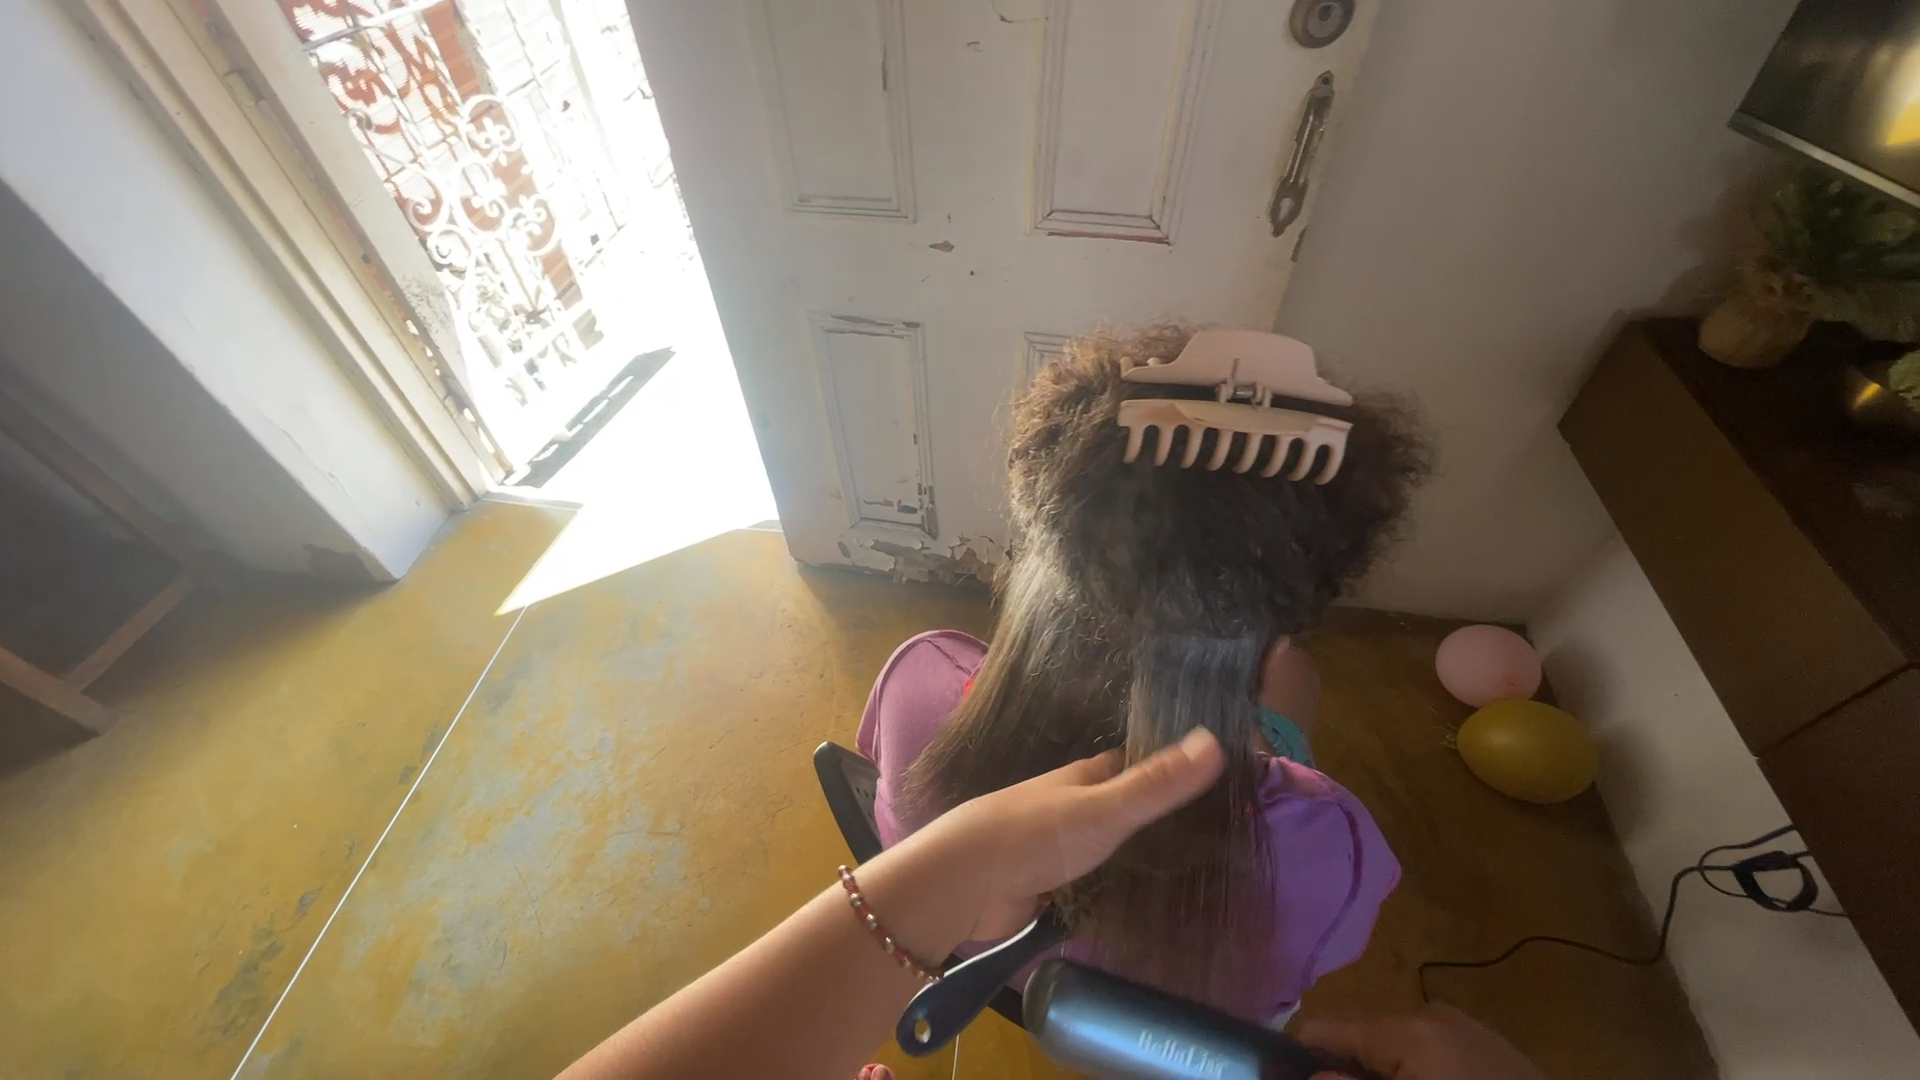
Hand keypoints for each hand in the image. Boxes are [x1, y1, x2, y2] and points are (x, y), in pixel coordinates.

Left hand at [879, 727, 1225, 944]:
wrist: (968, 882)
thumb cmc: (1037, 833)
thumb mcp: (1105, 807)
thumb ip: (1156, 784)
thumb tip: (1215, 739)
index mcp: (1081, 778)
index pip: (1131, 764)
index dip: (1165, 768)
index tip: (1210, 778)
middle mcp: (1069, 806)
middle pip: (1118, 806)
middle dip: (1152, 817)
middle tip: (1208, 835)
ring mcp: (1056, 846)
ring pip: (1103, 847)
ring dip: (1132, 856)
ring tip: (1185, 871)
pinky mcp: (1047, 886)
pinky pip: (1089, 884)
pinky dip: (1110, 889)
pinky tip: (1138, 903)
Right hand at [1300, 1005, 1544, 1079]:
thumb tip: (1310, 1074)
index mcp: (1409, 1028)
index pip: (1325, 1026)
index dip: (1303, 1056)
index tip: (1289, 1078)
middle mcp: (1431, 1012)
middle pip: (1360, 1035)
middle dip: (1348, 1070)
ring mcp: (1467, 1028)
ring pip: (1395, 1046)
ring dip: (1383, 1074)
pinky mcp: (1494, 1049)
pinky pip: (1431, 1055)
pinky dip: (1417, 1075)